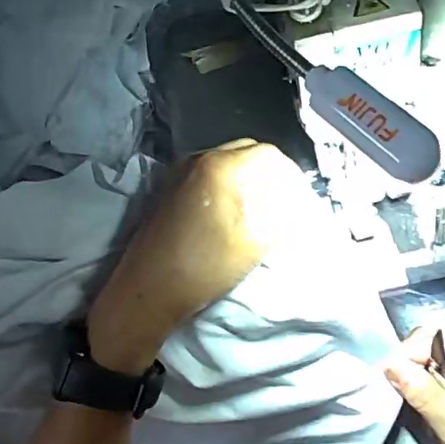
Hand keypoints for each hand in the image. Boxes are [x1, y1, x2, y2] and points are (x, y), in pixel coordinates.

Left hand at [87, 139, 304, 374]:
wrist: (146, 292)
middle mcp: (198, 159)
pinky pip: (207, 174)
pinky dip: (226, 185)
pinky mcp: (168, 188)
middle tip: (282, 201)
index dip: (289, 174)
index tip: (298, 197)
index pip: (269, 155)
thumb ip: (278, 215)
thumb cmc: (203, 268)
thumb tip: (291, 203)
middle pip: (246, 151)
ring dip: (246, 178)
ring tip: (259, 208)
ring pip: (226, 161)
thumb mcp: (254, 243)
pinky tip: (230, 213)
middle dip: (269, 173)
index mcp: (222, 168)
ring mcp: (179, 172)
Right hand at [384, 326, 444, 443]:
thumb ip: (425, 397)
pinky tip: (425, 397)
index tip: (387, 375)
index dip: (411, 353)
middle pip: (440, 342)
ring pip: (441, 353)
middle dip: (413, 360)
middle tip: (397, 387)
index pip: (442, 342)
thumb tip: (391, 364)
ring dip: (420, 370)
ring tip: (409, 393)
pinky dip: (430, 377)